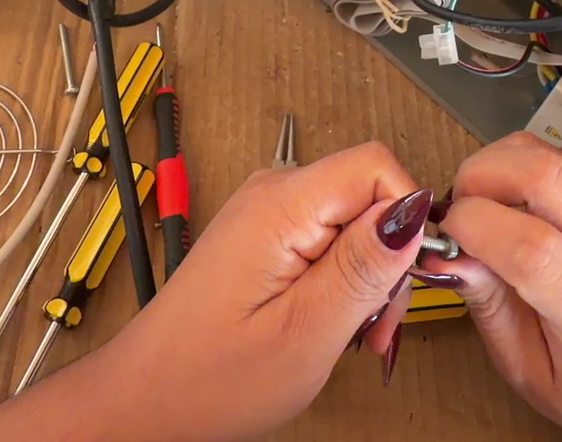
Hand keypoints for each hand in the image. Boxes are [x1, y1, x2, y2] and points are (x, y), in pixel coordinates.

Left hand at [0, 142, 432, 441]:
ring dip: (369, 272)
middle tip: (378, 323)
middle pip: (369, 190)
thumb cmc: (210, 377)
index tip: (409, 275)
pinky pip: (329, 232)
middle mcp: (274, 190)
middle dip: (389, 255)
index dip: (406, 214)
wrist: (148, 398)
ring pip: (354, 214)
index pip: (375, 163)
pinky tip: (333, 316)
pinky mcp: (268, 228)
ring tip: (353, 329)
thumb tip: (413, 211)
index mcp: (281, 204)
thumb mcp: (305, 332)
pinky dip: (344, 274)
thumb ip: (363, 267)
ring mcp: (269, 207)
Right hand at [426, 133, 561, 441]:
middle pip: (547, 176)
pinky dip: (516, 162)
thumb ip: (488, 308)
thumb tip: (444, 254)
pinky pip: (558, 156)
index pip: (535, 250)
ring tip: (477, 202)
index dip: (476, 229)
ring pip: (550, 154)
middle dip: (481, 175)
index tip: (446, 237)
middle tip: (456, 205)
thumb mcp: (531, 375)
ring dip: (496, 163)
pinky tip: (504, 198)